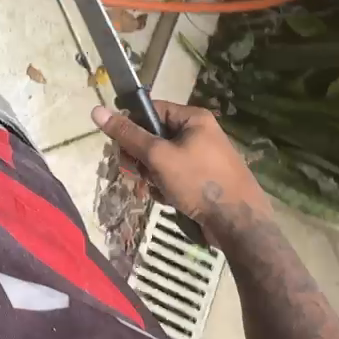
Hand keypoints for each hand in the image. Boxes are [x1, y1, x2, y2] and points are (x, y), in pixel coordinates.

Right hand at [91, 101, 273, 242]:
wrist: (242, 228)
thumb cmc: (199, 183)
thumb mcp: (158, 156)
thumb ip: (127, 134)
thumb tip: (96, 110)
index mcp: (193, 119)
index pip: (150, 110)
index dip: (131, 126)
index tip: (120, 146)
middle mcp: (200, 133)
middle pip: (153, 136)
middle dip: (139, 156)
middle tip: (133, 171)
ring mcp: (204, 157)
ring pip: (161, 158)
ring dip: (149, 173)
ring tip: (149, 189)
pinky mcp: (205, 179)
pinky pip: (174, 174)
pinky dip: (164, 184)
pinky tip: (164, 198)